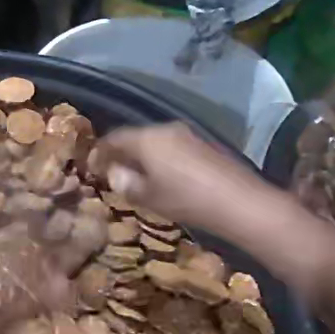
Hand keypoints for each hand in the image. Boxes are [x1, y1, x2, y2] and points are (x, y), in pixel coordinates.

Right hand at [99, 123, 334, 300]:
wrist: (241, 203)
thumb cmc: (186, 200)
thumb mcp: (148, 197)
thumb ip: (127, 183)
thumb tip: (115, 174)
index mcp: (146, 139)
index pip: (114, 138)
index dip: (101, 151)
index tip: (93, 165)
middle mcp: (165, 130)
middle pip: (135, 137)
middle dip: (122, 153)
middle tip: (113, 171)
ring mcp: (188, 135)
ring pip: (155, 142)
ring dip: (143, 156)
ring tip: (137, 176)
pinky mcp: (205, 145)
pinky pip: (173, 147)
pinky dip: (161, 159)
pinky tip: (164, 177)